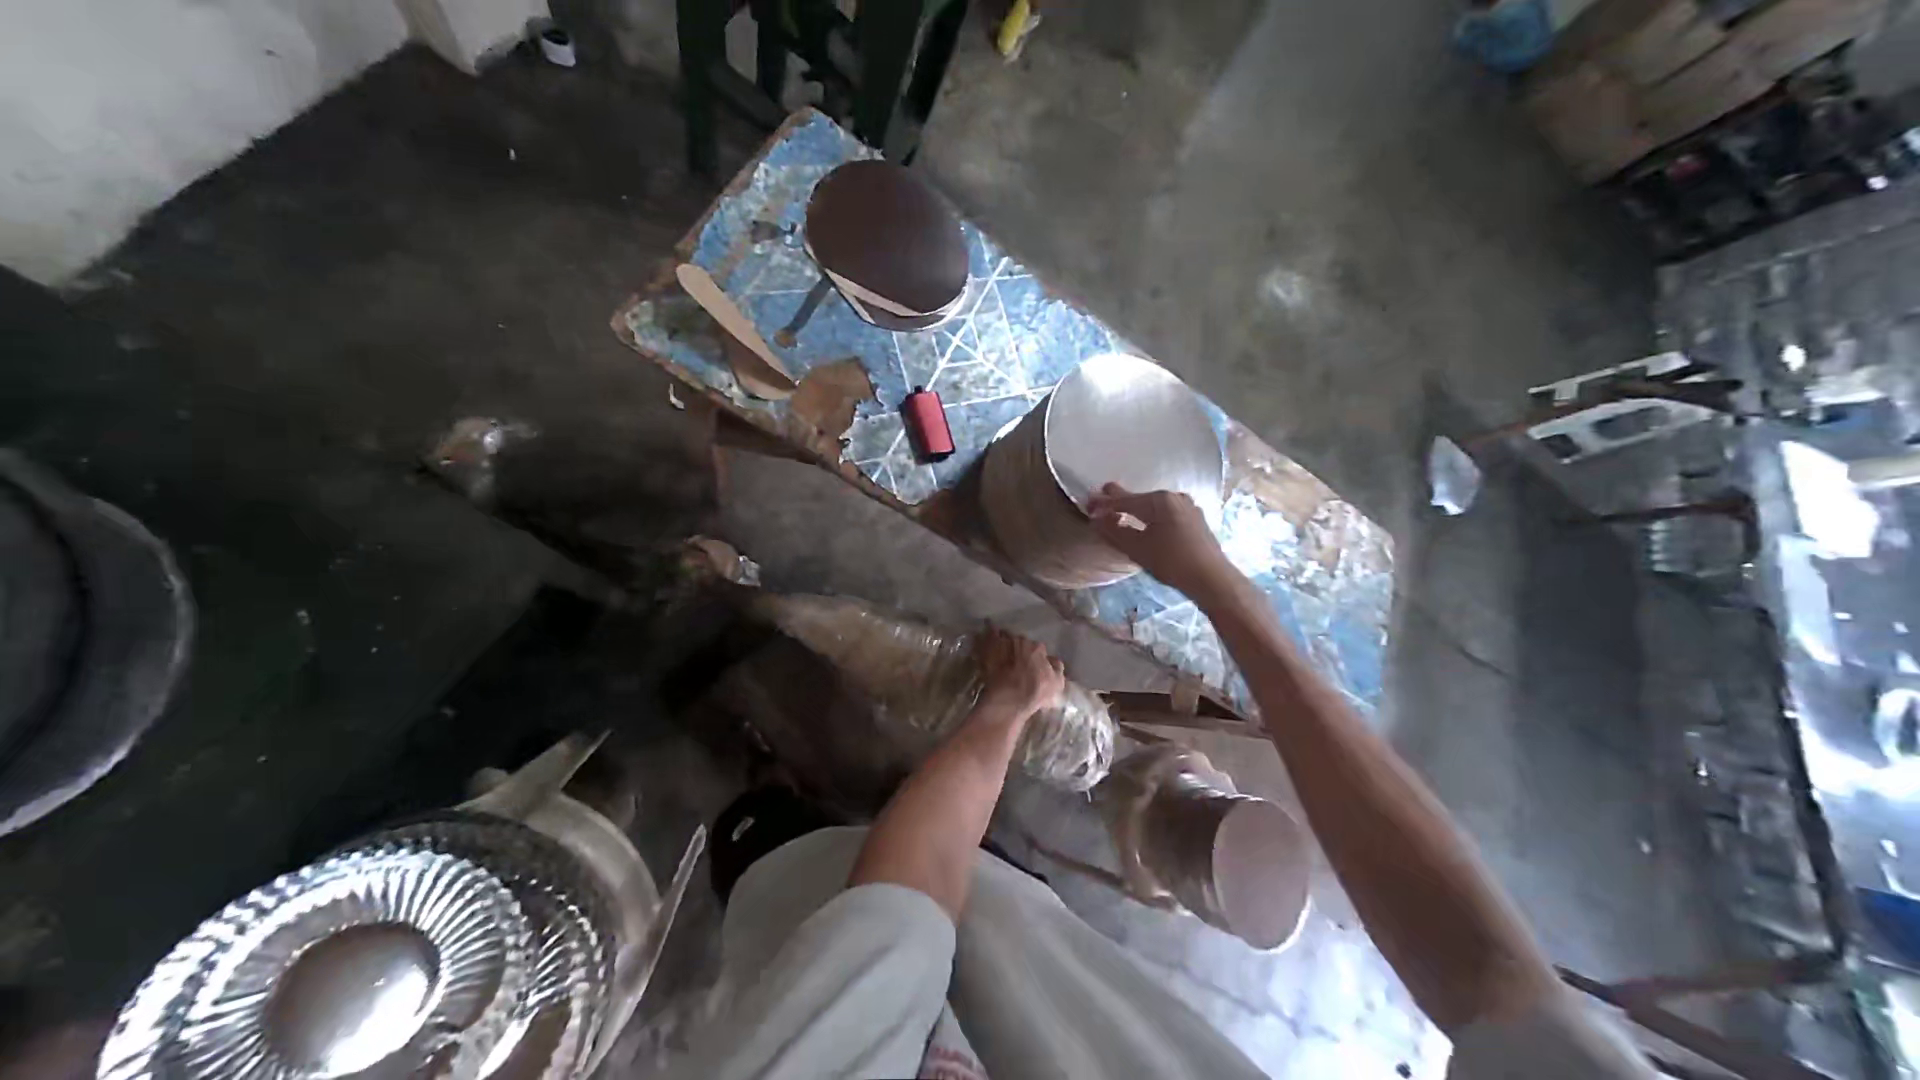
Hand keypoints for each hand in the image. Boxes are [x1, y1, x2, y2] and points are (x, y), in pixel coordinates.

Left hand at [974, 627, 1065, 721]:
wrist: (1009, 697)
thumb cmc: (1035, 691)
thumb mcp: (1057, 683)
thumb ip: (1056, 668)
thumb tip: (1052, 660)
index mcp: (1037, 648)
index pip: (1037, 648)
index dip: (1034, 656)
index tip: (1031, 663)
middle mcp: (1020, 641)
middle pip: (1019, 641)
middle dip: (1017, 647)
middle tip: (1014, 658)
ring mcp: (1003, 644)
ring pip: (1002, 636)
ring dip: (1001, 638)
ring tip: (998, 644)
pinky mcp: (986, 649)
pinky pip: (986, 637)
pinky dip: (985, 636)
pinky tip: (982, 635)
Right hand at [1088, 483, 1238, 600]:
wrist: (1212, 579)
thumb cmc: (1171, 561)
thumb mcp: (1137, 548)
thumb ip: (1115, 530)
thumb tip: (1097, 519)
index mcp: (1159, 500)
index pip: (1125, 500)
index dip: (1104, 504)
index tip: (1088, 505)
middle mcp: (1175, 497)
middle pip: (1141, 499)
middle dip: (1120, 500)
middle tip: (1102, 495)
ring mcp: (1188, 508)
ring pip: (1155, 506)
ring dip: (1137, 509)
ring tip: (1122, 511)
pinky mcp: (1196, 521)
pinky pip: (1167, 514)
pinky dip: (1152, 516)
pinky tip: (1147, 523)